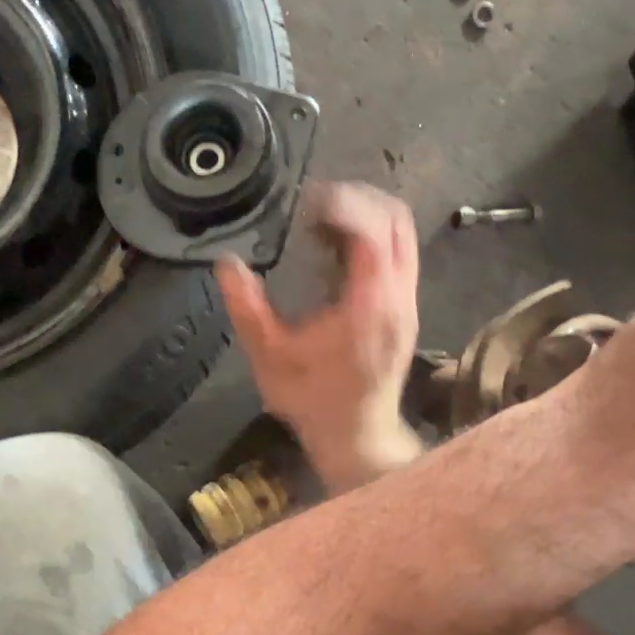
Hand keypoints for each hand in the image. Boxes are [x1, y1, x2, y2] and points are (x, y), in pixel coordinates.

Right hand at [217, 184, 424, 489]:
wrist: (356, 435)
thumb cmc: (311, 399)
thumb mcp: (269, 357)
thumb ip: (248, 309)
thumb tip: (226, 264)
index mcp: (369, 304)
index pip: (370, 229)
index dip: (339, 204)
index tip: (303, 201)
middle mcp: (398, 295)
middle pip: (395, 219)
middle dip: (355, 199)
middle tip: (312, 202)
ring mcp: (408, 300)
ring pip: (401, 232)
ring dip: (365, 215)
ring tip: (321, 218)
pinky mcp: (405, 306)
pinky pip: (398, 251)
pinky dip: (371, 235)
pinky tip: (334, 247)